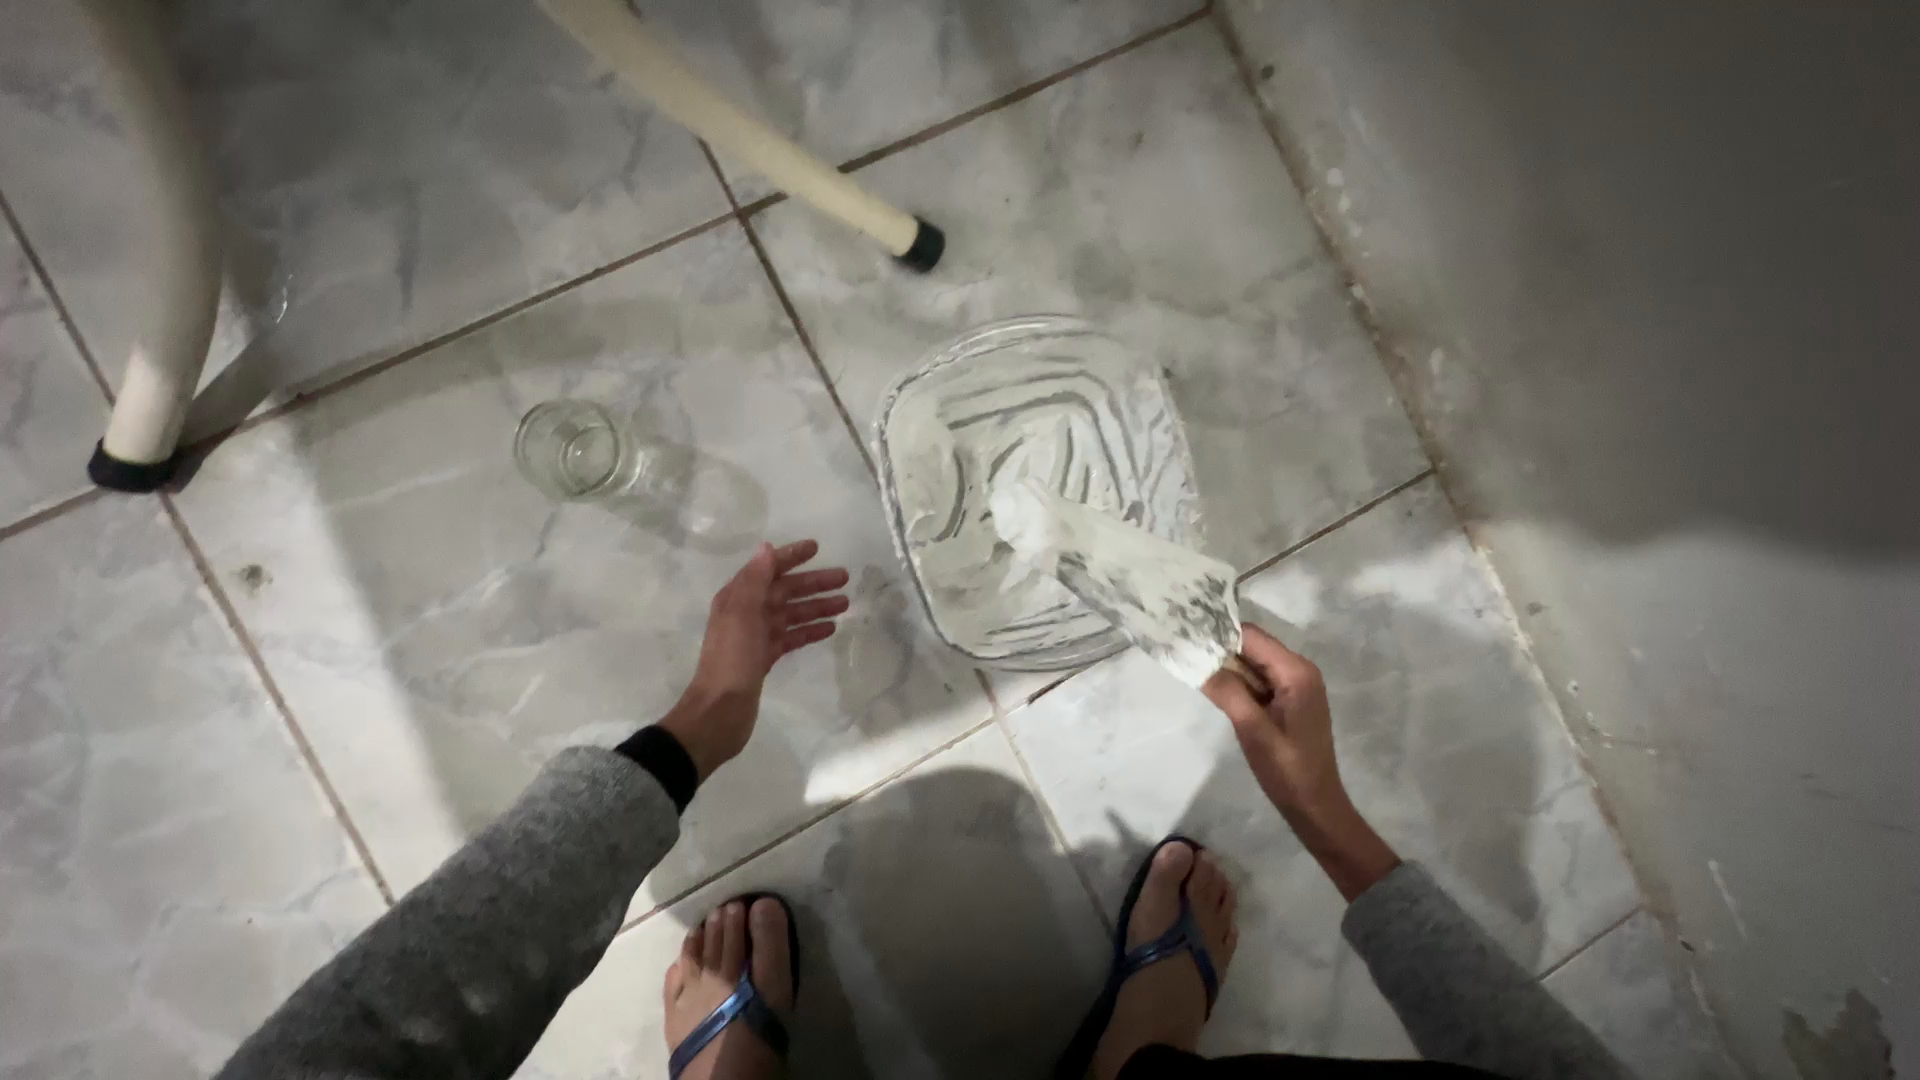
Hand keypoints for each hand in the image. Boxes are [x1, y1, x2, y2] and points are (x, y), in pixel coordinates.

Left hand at [660, 540, 849, 779]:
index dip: (791, 556)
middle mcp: (746, 613)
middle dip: (813, 583)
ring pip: (792, 614)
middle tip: (844, 578)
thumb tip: (766, 547)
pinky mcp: (765, 658)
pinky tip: (830, 628)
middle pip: (784, 591)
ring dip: (817, 606)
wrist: (719, 711)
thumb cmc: (731, 659)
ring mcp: (756, 636)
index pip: (767, 569)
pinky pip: (792, 637)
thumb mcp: (742, 614)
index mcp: (737, 598)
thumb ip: (755, 580)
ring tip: (845, 604)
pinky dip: (810, 631)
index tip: (817, 548)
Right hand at [1203, 623, 1398, 900]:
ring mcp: (1294, 685)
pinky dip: (1235, 679)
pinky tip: (1211, 683)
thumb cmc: (1287, 769)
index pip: (1251, 636)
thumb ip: (1227, 690)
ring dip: (1224, 663)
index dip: (1218, 632)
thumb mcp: (1252, 729)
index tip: (1185, 633)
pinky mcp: (1287, 699)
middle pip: (1251, 645)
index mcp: (1296, 672)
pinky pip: (1257, 678)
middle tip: (1182, 647)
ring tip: (1189, 661)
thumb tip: (1197, 659)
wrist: (1315, 806)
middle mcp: (1299, 670)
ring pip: (1251, 662)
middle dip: (1219, 646)